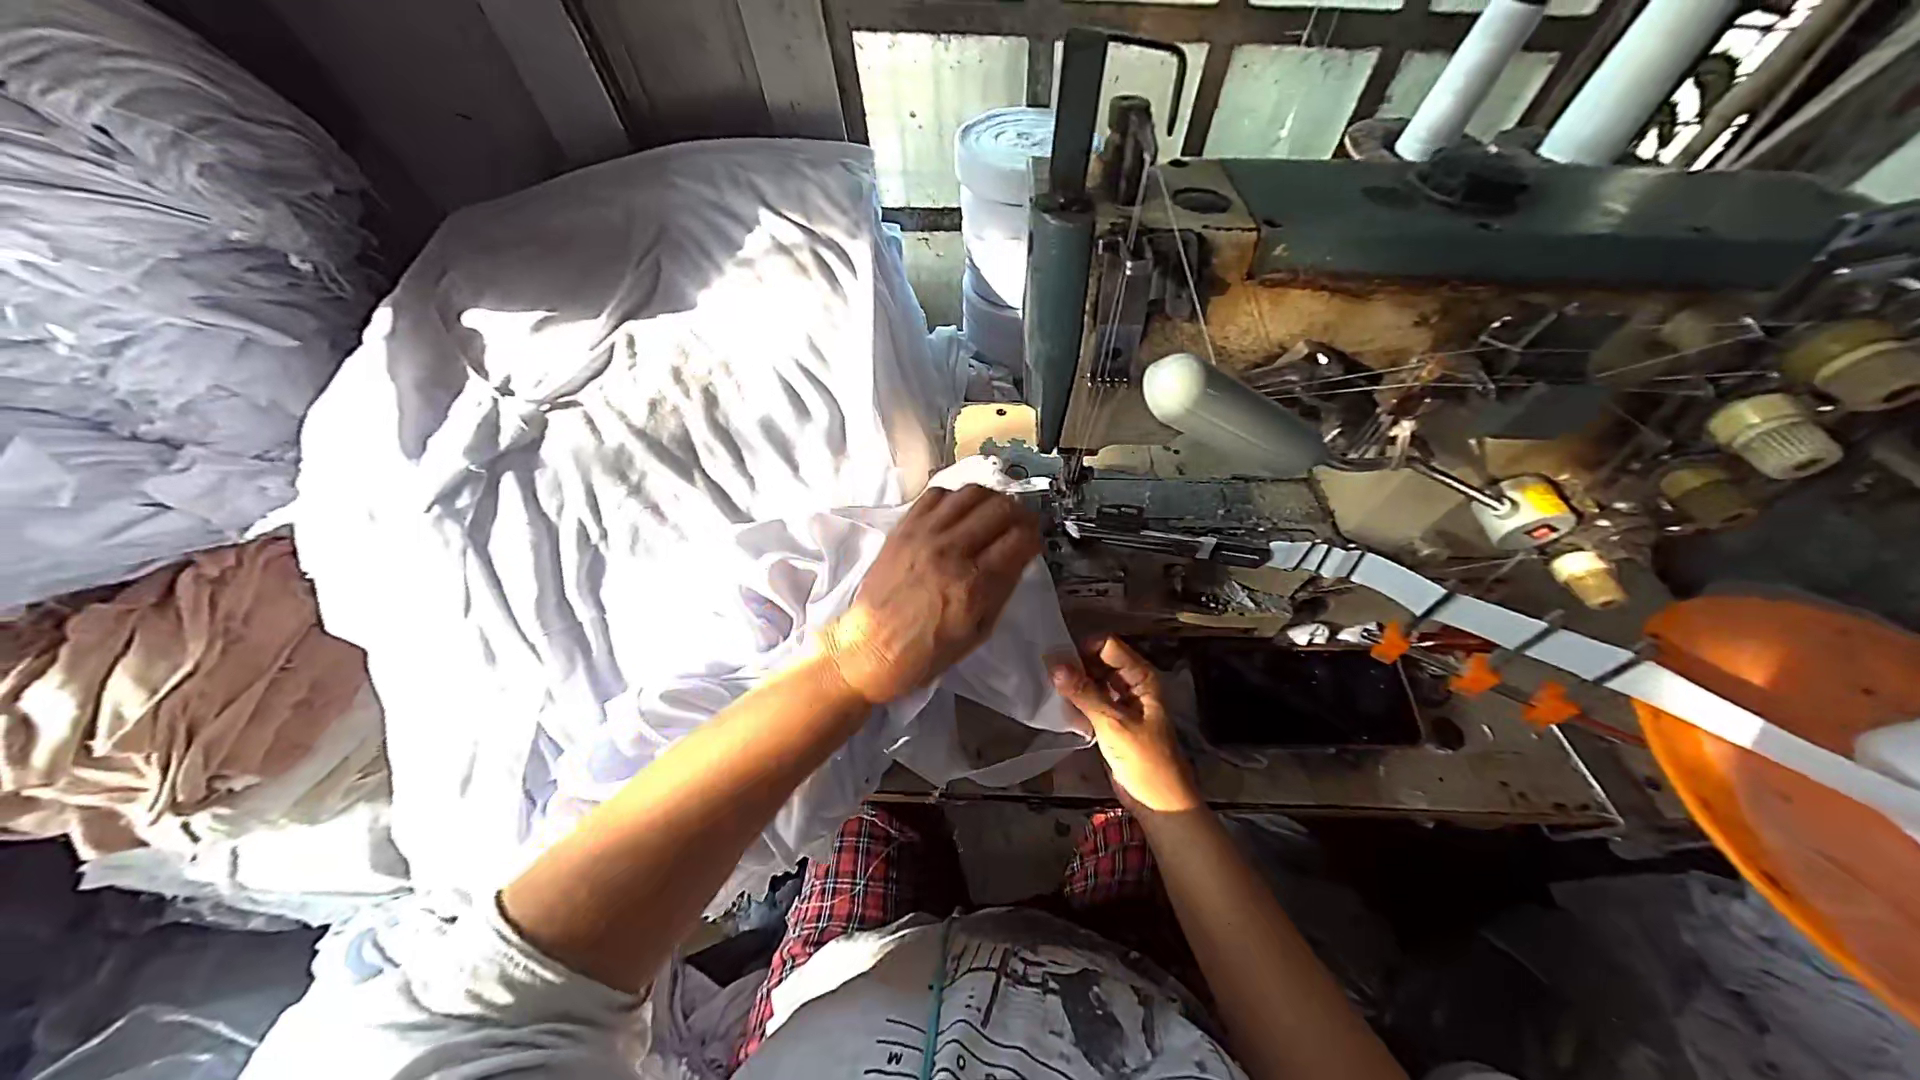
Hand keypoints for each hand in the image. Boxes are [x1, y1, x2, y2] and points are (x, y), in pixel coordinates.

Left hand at [822, 485, 1042, 704]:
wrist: (870, 648)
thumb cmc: (926, 652)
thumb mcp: (978, 632)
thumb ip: (1002, 590)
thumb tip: (1019, 557)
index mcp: (974, 584)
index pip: (1020, 538)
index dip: (1035, 537)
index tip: (1033, 542)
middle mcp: (951, 551)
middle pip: (1001, 507)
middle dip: (1020, 514)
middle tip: (1019, 525)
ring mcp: (924, 534)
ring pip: (972, 493)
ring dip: (991, 500)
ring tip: (992, 514)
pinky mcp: (903, 528)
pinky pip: (937, 494)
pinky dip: (956, 498)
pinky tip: (959, 513)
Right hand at [1051, 635, 1200, 812]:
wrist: (1159, 803)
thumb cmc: (1145, 761)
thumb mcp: (1113, 724)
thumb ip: (1084, 693)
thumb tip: (1054, 665)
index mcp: (1141, 677)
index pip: (1108, 646)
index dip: (1083, 648)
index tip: (1057, 659)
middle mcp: (1132, 684)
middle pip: (1098, 660)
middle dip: (1075, 664)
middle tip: (1047, 673)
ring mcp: (1121, 702)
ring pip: (1092, 680)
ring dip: (1074, 683)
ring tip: (1047, 686)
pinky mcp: (1111, 720)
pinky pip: (1090, 699)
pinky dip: (1076, 700)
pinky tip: (1058, 704)